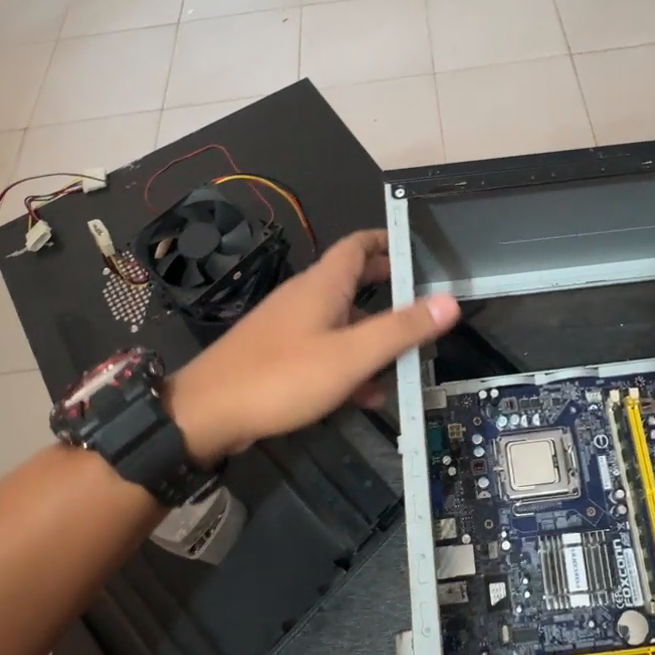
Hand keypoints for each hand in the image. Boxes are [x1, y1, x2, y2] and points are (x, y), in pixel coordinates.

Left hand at [164, 230, 459, 462]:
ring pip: (343, 320)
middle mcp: (306, 297)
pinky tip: (366, 394)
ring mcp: (290, 326)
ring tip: (407, 360)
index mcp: (323, 284)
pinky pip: (325, 349)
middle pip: (354, 281)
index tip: (420, 249)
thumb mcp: (351, 356)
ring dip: (374, 335)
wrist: (206, 414)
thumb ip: (401, 329)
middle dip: (391, 290)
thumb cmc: (282, 376)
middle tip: (424, 304)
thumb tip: (448, 302)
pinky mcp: (280, 355)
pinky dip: (350, 363)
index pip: (359, 244)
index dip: (389, 241)